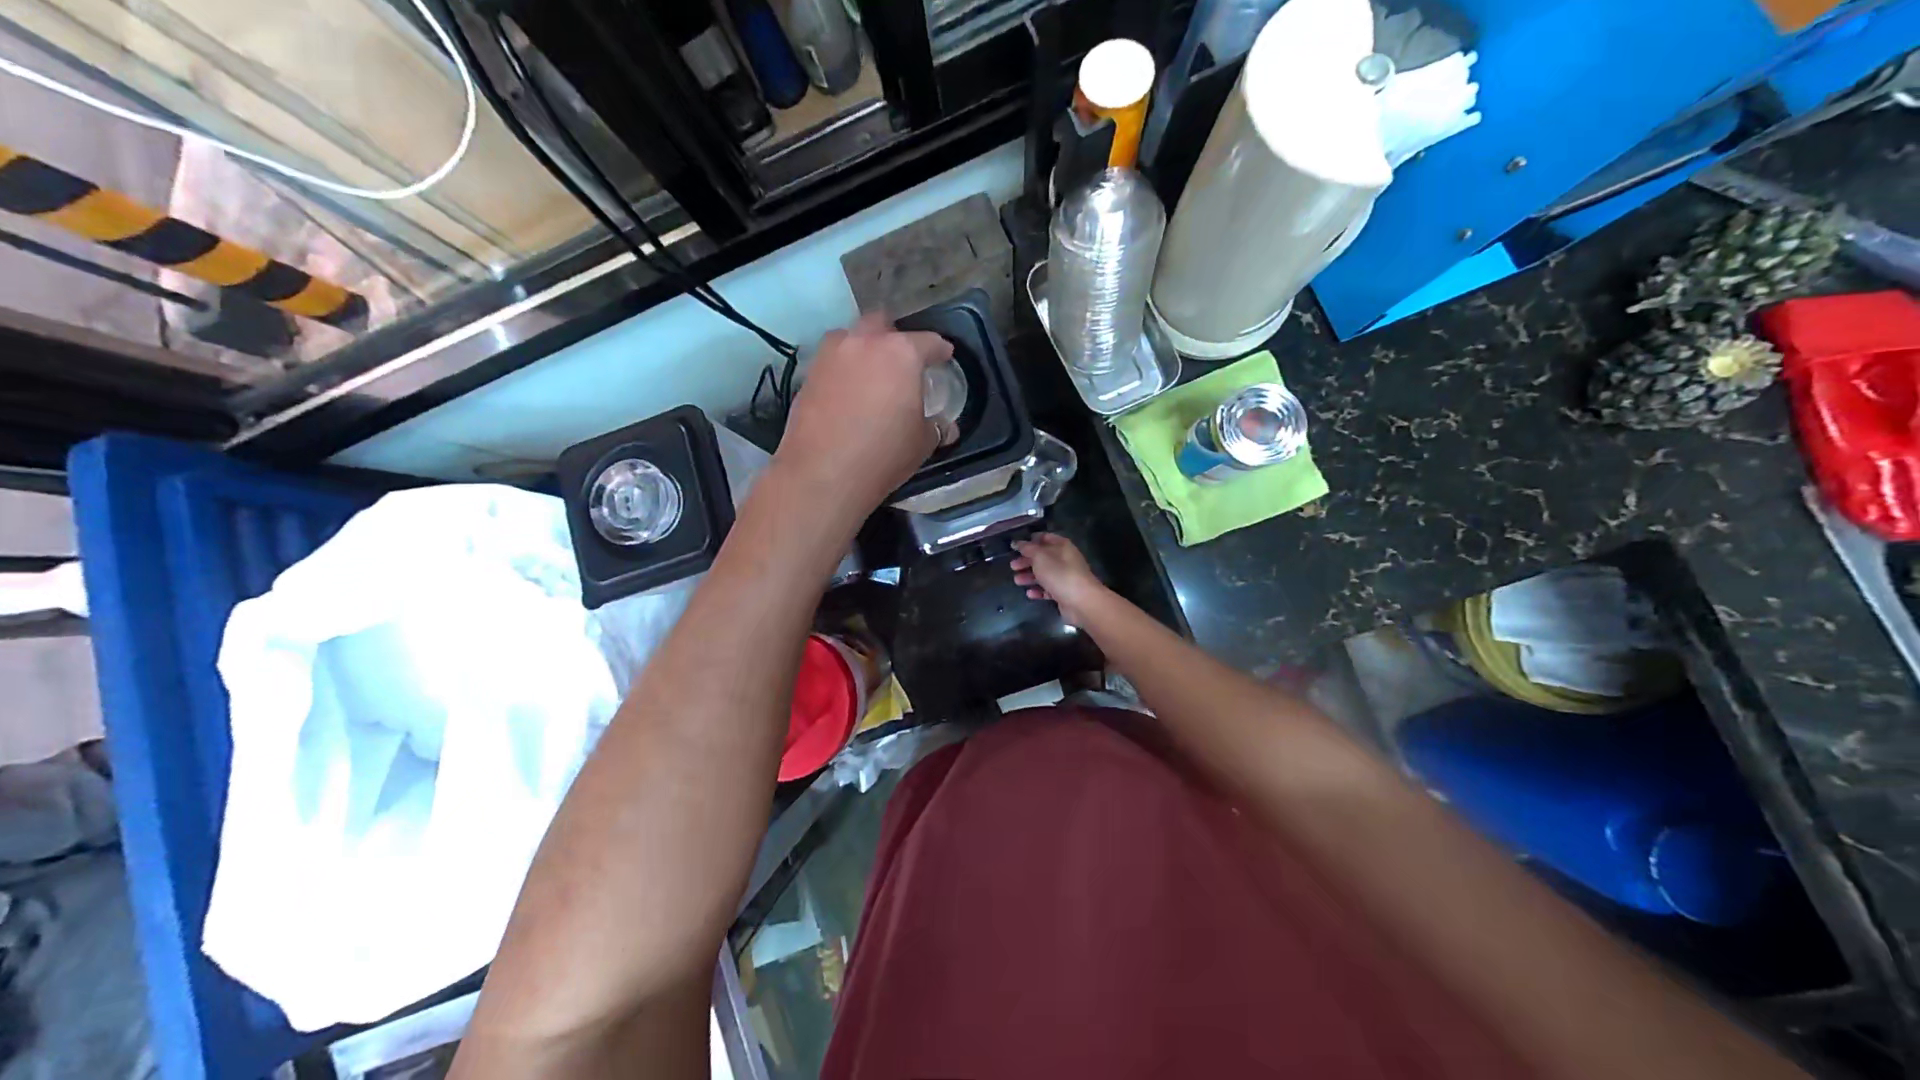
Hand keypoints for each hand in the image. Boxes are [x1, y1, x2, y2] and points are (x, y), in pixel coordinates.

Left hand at [773, 314, 954, 516]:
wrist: (822, 475)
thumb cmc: (882, 455)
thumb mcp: (922, 443)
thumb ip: (935, 427)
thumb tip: (945, 427)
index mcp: (901, 353)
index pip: (928, 342)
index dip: (940, 350)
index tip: (944, 357)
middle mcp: (864, 343)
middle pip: (882, 324)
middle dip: (895, 337)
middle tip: (902, 361)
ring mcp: (830, 356)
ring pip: (850, 337)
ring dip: (863, 348)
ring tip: (870, 374)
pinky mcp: (808, 375)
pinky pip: (831, 362)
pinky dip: (842, 371)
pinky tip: (847, 394)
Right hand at [1011, 533, 1109, 625]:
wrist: (1081, 601)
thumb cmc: (1060, 573)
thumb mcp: (1040, 557)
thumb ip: (1027, 548)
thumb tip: (1017, 542)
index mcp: (1061, 546)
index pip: (1044, 538)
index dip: (1030, 540)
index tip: (1015, 546)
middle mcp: (1064, 559)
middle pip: (1042, 557)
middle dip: (1026, 560)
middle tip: (1013, 565)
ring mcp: (1065, 576)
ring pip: (1044, 574)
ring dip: (1029, 576)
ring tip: (1017, 581)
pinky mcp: (1064, 592)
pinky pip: (1048, 589)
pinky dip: (1038, 590)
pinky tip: (1029, 593)